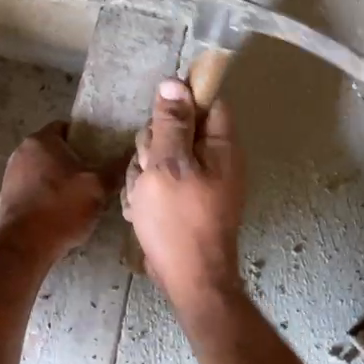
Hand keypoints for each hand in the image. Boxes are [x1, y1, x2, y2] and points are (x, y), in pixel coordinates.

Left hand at [0, 121, 123, 262]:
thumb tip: (131, 153)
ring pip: (43, 170)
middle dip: (73, 161)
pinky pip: (32, 188)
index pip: (66, 127)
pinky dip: (46, 195)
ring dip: (59, 179)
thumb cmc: (61, 208)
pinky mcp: (7, 195)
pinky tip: (60, 212)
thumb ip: (114, 169)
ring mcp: (11, 173)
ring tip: (81, 197)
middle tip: (95, 176)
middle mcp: (21, 151)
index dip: (85, 137)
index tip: (100, 153)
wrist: (24, 245)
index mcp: (40, 141)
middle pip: (54, 149)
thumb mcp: (96, 188)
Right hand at [124, 79, 244, 304]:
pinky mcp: (183, 202)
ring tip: (144, 196)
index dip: (180, 100)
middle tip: (150, 167)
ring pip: (159, 156)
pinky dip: (145, 193)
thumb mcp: (168, 164)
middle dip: (152, 145)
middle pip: (176, 129)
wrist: (188, 280)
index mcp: (220, 146)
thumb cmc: (179, 220)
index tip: (157, 115)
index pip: (207, 101)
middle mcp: (215, 160)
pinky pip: (157, 182)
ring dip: (143, 172)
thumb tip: (174, 83)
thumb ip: (170, 123)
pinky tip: (142, 210)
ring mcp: (199, 183)